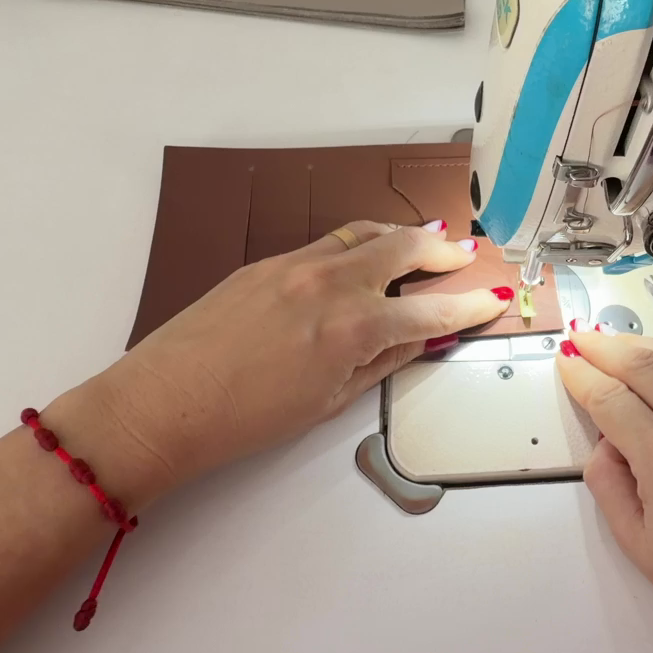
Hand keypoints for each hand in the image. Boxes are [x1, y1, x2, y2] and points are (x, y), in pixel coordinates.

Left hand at [82, 220, 509, 494]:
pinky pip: (329, 242)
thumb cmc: (248, 419)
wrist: (159, 406)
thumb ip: (386, 361)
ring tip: (423, 239)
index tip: (493, 299)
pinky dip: (361, 243)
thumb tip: (424, 337)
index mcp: (354, 327)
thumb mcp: (331, 401)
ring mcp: (297, 263)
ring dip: (403, 234)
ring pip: (367, 232)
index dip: (471, 305)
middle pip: (406, 247)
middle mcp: (333, 283)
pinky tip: (364, 256)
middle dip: (444, 249)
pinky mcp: (268, 261)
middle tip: (462, 255)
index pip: (433, 309)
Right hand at [555, 331, 652, 652]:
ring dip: (643, 344)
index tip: (565, 362)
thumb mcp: (635, 542)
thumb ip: (608, 481)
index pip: (611, 399)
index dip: (582, 376)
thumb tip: (606, 438)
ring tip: (615, 341)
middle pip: (645, 366)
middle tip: (581, 338)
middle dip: (605, 347)